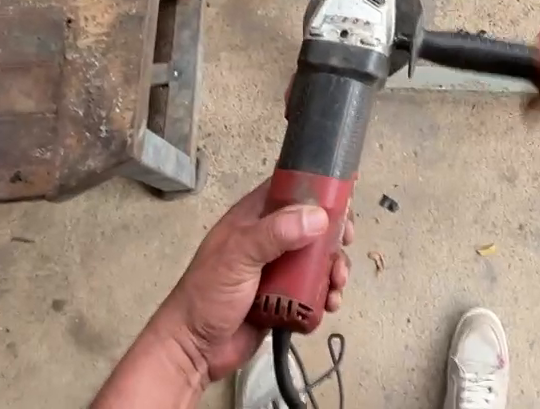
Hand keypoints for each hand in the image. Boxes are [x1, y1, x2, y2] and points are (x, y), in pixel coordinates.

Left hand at [101, 181, 352, 402]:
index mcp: (255, 216)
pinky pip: (313, 288)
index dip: (321, 188)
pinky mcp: (284, 297)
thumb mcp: (239, 255)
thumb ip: (276, 232)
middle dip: (334, 233)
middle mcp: (270, 237)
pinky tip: (331, 303)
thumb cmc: (209, 293)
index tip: (346, 197)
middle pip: (313, 224)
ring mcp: (277, 267)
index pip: (292, 188)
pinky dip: (326, 292)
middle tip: (347, 243)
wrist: (193, 351)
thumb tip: (319, 217)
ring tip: (338, 284)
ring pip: (317, 257)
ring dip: (334, 267)